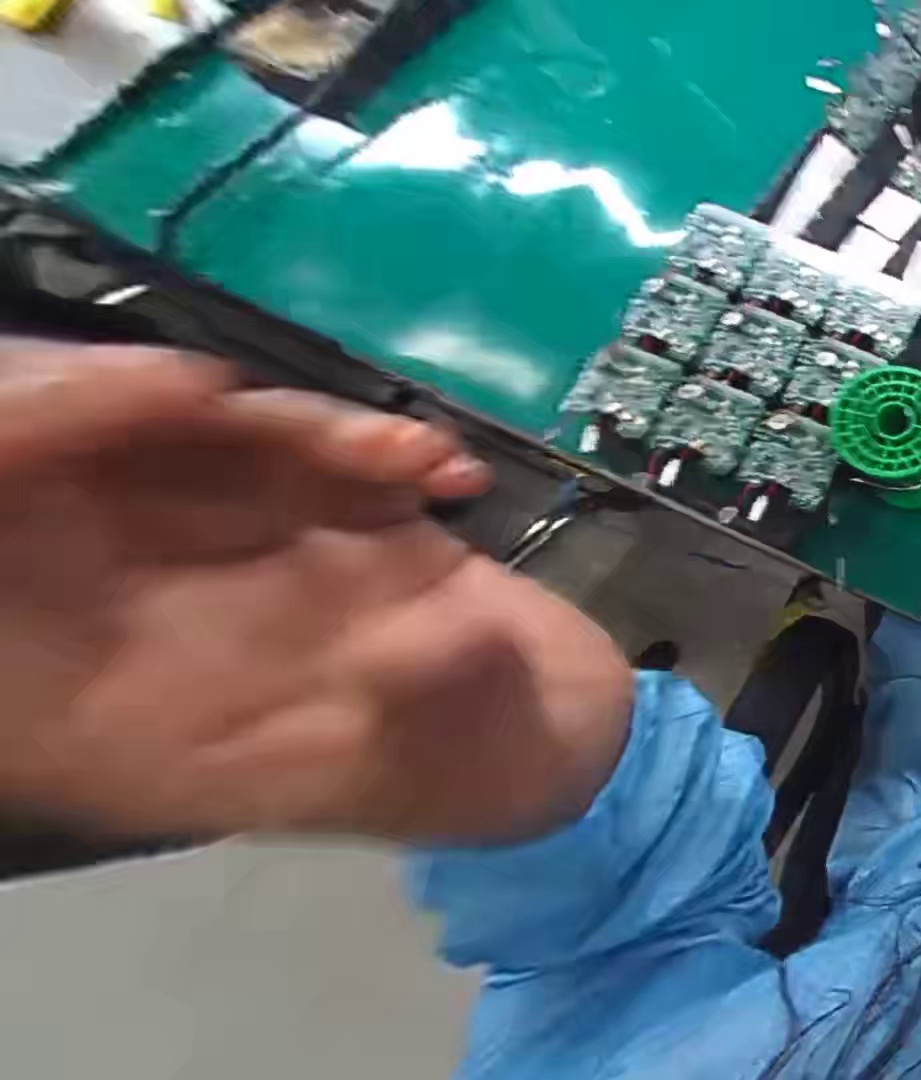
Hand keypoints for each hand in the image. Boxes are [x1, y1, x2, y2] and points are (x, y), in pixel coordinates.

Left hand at [0, 341, 633, 843]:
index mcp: (112, 706)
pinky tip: (455, 472)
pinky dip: (387, 443)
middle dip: (107, 409)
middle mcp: (154, 620)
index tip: (115, 414)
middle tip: (214, 393)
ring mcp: (258, 562)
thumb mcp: (447, 762)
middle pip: (46, 479)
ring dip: (297, 424)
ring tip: (418, 456)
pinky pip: (321, 451)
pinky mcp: (350, 525)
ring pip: (192, 443)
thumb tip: (420, 636)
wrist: (567, 732)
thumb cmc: (495, 772)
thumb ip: (415, 700)